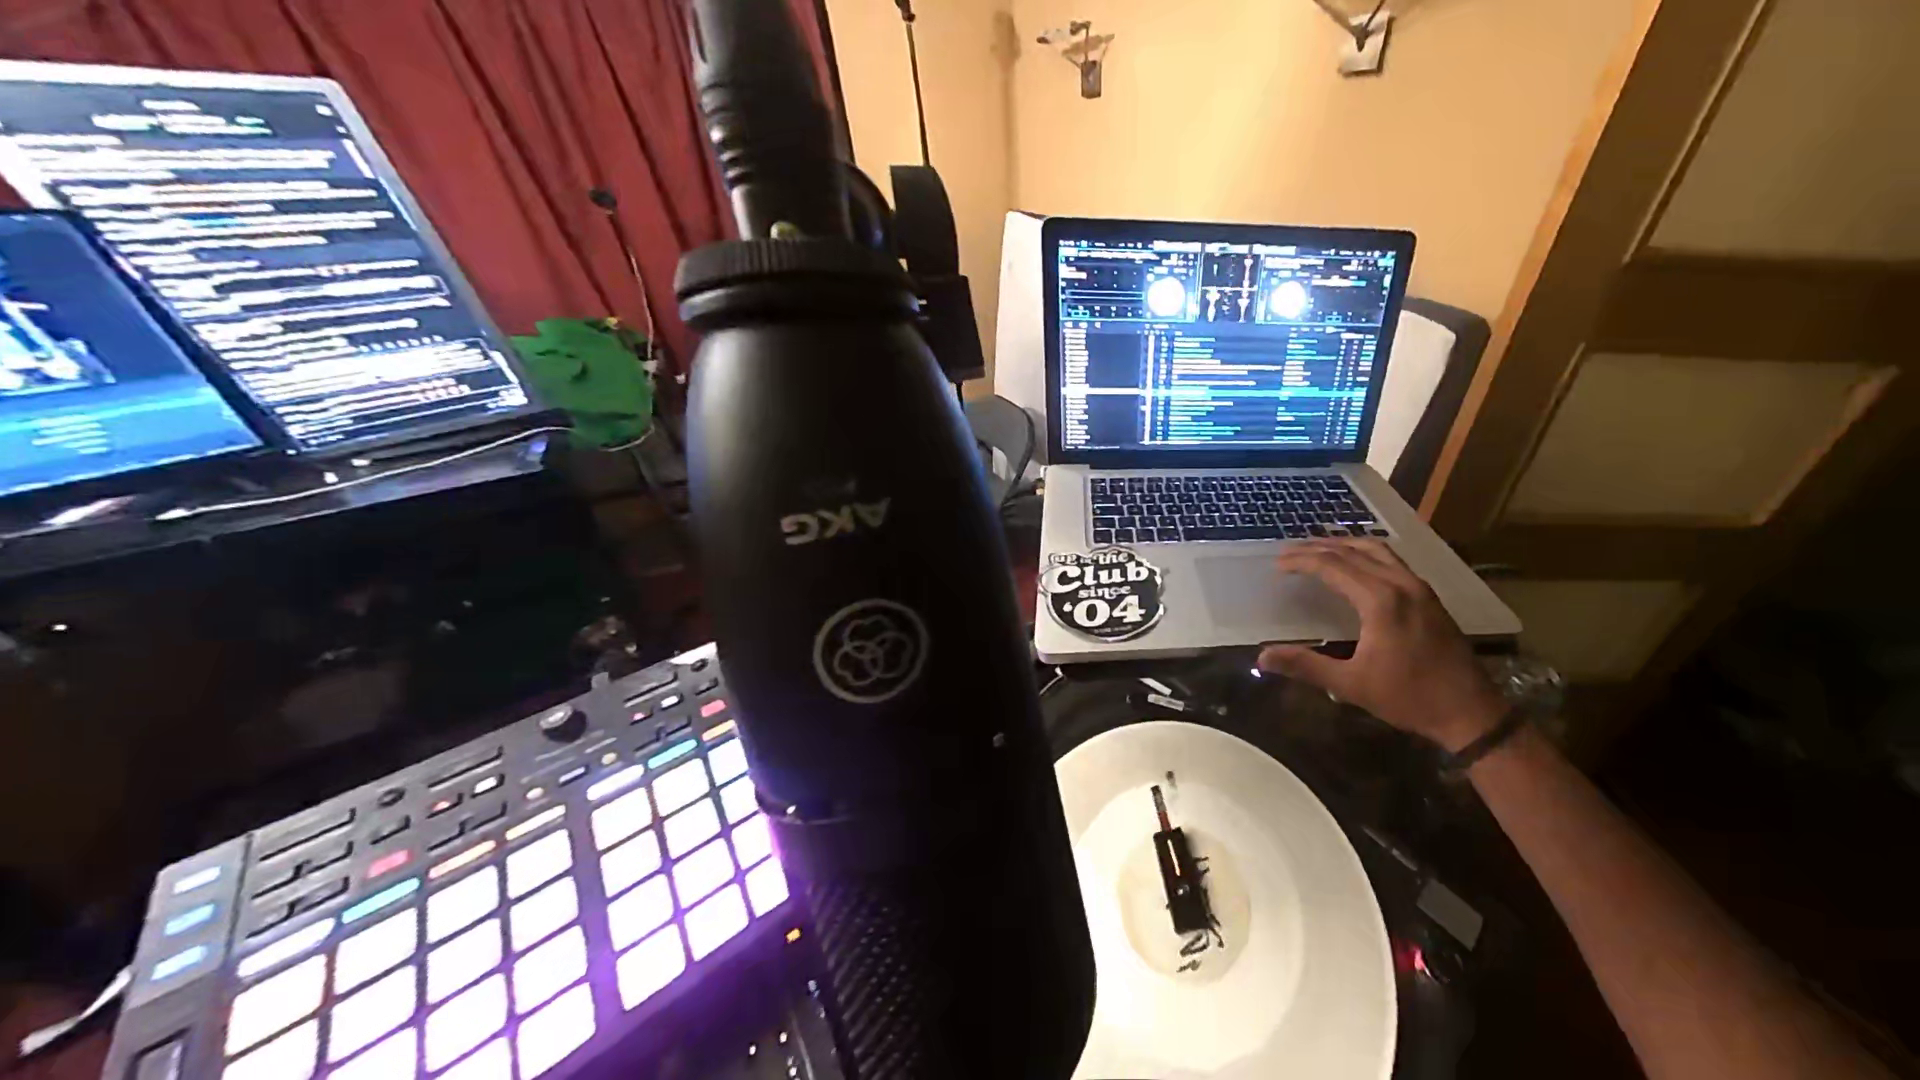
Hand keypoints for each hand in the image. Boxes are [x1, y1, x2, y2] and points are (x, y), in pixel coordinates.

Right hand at [1258, 538, 1506, 751]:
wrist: (1471, 713)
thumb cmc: (1408, 697)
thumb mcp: (1350, 684)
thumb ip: (1305, 665)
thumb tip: (1262, 657)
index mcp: (1380, 601)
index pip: (1333, 567)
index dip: (1302, 562)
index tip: (1278, 565)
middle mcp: (1401, 585)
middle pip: (1352, 552)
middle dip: (1317, 549)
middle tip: (1288, 552)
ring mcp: (1420, 588)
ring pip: (1377, 550)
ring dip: (1343, 545)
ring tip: (1318, 549)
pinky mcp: (1429, 597)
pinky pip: (1393, 560)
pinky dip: (1366, 553)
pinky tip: (1356, 564)